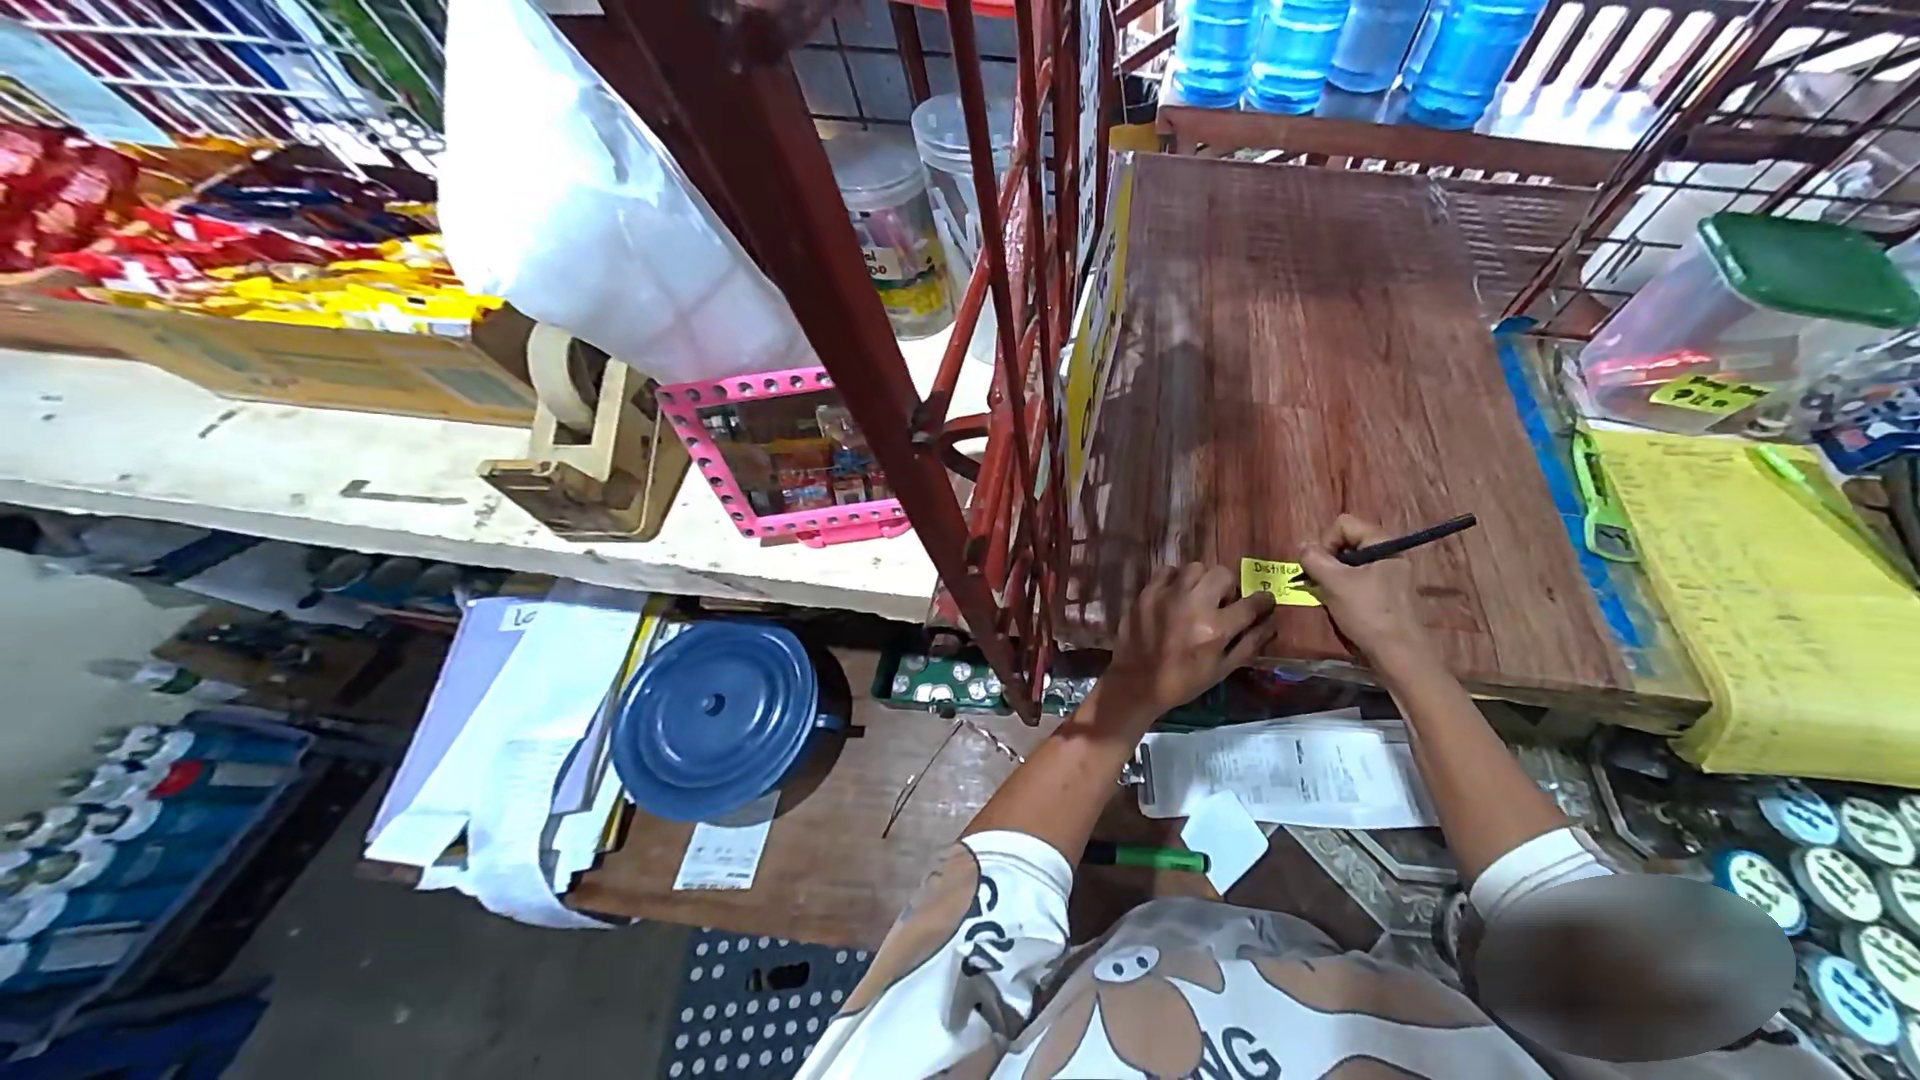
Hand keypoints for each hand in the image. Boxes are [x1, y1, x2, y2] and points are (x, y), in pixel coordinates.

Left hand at [1102, 563, 1278, 721]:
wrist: (1137, 682)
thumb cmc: (1183, 681)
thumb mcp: (1223, 669)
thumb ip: (1250, 643)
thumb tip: (1272, 622)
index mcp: (1215, 629)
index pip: (1251, 604)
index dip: (1263, 601)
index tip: (1263, 600)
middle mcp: (1192, 605)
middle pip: (1223, 574)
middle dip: (1229, 586)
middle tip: (1222, 601)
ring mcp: (1166, 595)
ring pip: (1195, 568)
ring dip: (1202, 580)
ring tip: (1197, 597)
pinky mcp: (1146, 593)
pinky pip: (1168, 571)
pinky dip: (1176, 579)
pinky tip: (1175, 595)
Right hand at [1299, 514, 1432, 666]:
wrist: (1398, 653)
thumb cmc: (1367, 613)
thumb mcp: (1334, 583)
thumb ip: (1314, 559)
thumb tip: (1303, 545)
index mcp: (1383, 544)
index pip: (1344, 524)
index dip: (1326, 540)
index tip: (1320, 565)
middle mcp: (1389, 554)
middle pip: (1346, 542)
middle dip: (1327, 559)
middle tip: (1318, 581)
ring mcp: (1389, 575)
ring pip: (1349, 563)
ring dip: (1332, 575)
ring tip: (1326, 594)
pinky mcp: (1385, 593)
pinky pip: (1357, 579)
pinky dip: (1342, 587)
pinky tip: (1338, 603)